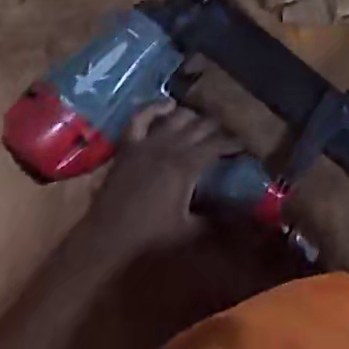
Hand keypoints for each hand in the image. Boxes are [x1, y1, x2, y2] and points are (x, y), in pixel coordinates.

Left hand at [74, 101, 240, 259]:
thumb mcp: (187, 232)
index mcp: (187, 165)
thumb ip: (215, 221)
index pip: (219, 144)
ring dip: (193, 117)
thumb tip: (241, 219)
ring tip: (203, 122)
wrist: (103, 242)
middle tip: (227, 133)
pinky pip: (141, 118)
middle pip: (202, 125)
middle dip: (218, 127)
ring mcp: (148, 143)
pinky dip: (155, 108)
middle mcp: (170, 146)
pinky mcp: (129, 146)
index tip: (245, 145)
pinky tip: (168, 106)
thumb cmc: (147, 238)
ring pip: (177, 117)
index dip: (234, 143)